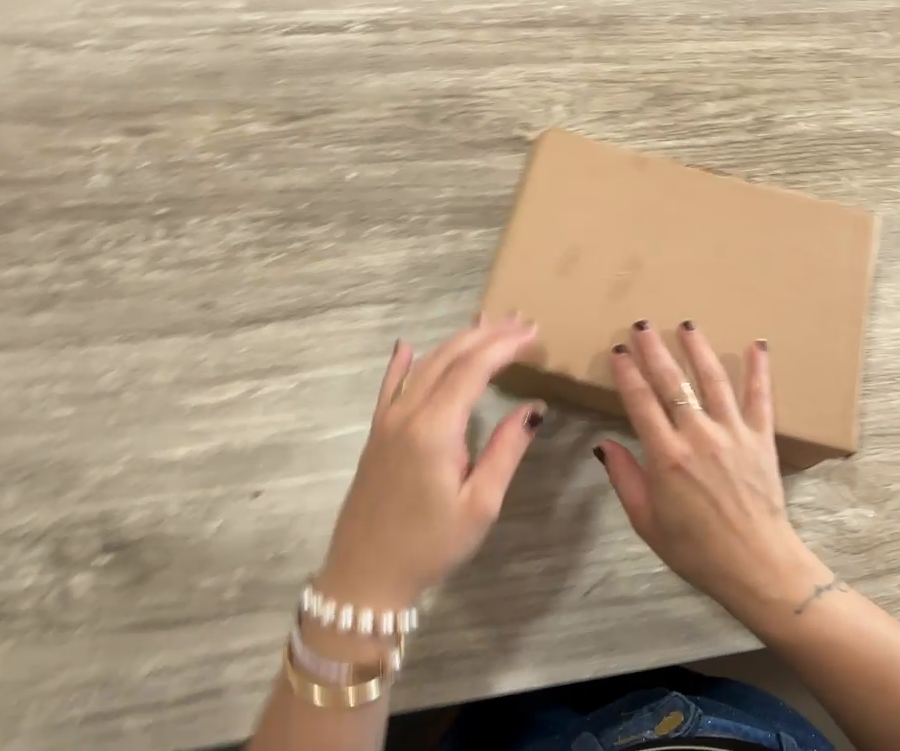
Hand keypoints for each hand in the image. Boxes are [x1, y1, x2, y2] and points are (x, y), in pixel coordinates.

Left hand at [315, 315, 544, 616]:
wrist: (364, 577)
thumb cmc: (430, 545)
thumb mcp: (480, 504)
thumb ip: (507, 450)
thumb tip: (534, 409)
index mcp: (435, 430)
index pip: (473, 369)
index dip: (504, 346)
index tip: (534, 334)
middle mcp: (407, 414)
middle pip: (449, 358)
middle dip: (486, 335)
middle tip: (521, 323)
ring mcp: (387, 422)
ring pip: (424, 366)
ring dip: (456, 342)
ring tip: (486, 325)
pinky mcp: (377, 434)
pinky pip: (390, 387)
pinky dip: (403, 363)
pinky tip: (408, 346)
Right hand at [595, 320, 832, 623]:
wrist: (755, 564)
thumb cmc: (695, 549)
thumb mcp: (647, 522)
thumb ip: (625, 478)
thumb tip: (604, 444)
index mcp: (666, 457)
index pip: (640, 402)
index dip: (627, 373)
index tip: (618, 351)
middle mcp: (698, 436)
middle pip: (672, 382)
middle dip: (654, 350)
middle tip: (642, 325)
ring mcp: (733, 433)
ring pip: (713, 380)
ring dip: (698, 349)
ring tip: (687, 324)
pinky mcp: (761, 438)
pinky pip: (760, 397)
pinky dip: (759, 369)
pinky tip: (757, 345)